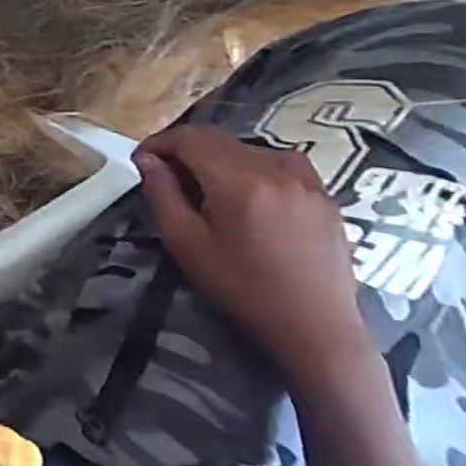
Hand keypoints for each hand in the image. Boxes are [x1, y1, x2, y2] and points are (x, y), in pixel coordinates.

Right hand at [134, 127, 370, 379]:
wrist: (314, 326)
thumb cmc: (240, 287)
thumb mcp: (184, 242)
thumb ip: (162, 194)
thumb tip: (148, 161)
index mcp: (239, 181)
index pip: (191, 138)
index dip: (160, 142)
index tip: (141, 159)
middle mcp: (277, 169)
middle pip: (219, 139)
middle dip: (185, 149)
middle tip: (164, 173)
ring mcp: (307, 180)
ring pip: (248, 148)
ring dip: (217, 157)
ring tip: (203, 186)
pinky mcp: (324, 194)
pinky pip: (278, 163)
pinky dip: (251, 167)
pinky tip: (245, 194)